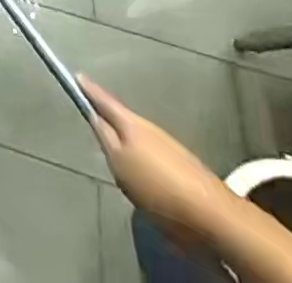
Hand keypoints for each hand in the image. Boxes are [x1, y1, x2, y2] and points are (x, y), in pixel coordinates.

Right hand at [82, 75, 234, 234]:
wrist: (214, 216)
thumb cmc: (157, 187)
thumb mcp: (119, 164)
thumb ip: (105, 138)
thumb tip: (94, 116)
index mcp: (132, 125)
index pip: (105, 101)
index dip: (89, 89)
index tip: (77, 76)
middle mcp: (151, 129)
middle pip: (123, 119)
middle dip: (109, 118)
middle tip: (93, 116)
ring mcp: (170, 147)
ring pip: (140, 138)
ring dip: (127, 142)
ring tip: (117, 154)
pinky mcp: (184, 167)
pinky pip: (154, 155)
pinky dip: (143, 157)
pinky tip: (143, 175)